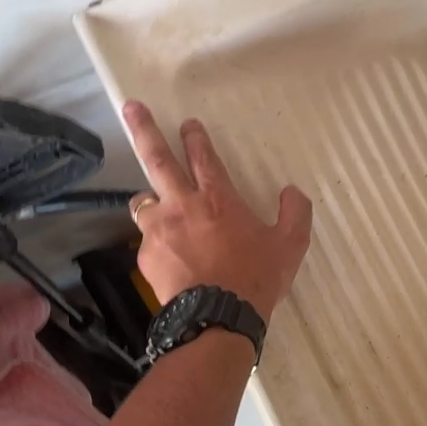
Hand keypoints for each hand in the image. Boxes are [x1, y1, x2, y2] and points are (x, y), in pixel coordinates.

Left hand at [122, 101, 312, 320]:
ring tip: (154, 202)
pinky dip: (156, 239)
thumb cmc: (256, 278)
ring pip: (143, 200)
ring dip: (150, 196)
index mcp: (218, 199)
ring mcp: (159, 230)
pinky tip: (167, 253)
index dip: (195, 137)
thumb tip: (293, 192)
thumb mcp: (290, 245)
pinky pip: (147, 239)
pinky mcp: (146, 256)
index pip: (203, 157)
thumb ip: (295, 213)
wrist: (217, 318)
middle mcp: (183, 206)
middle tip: (132, 107)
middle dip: (145, 129)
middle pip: (158, 159)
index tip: (188, 123)